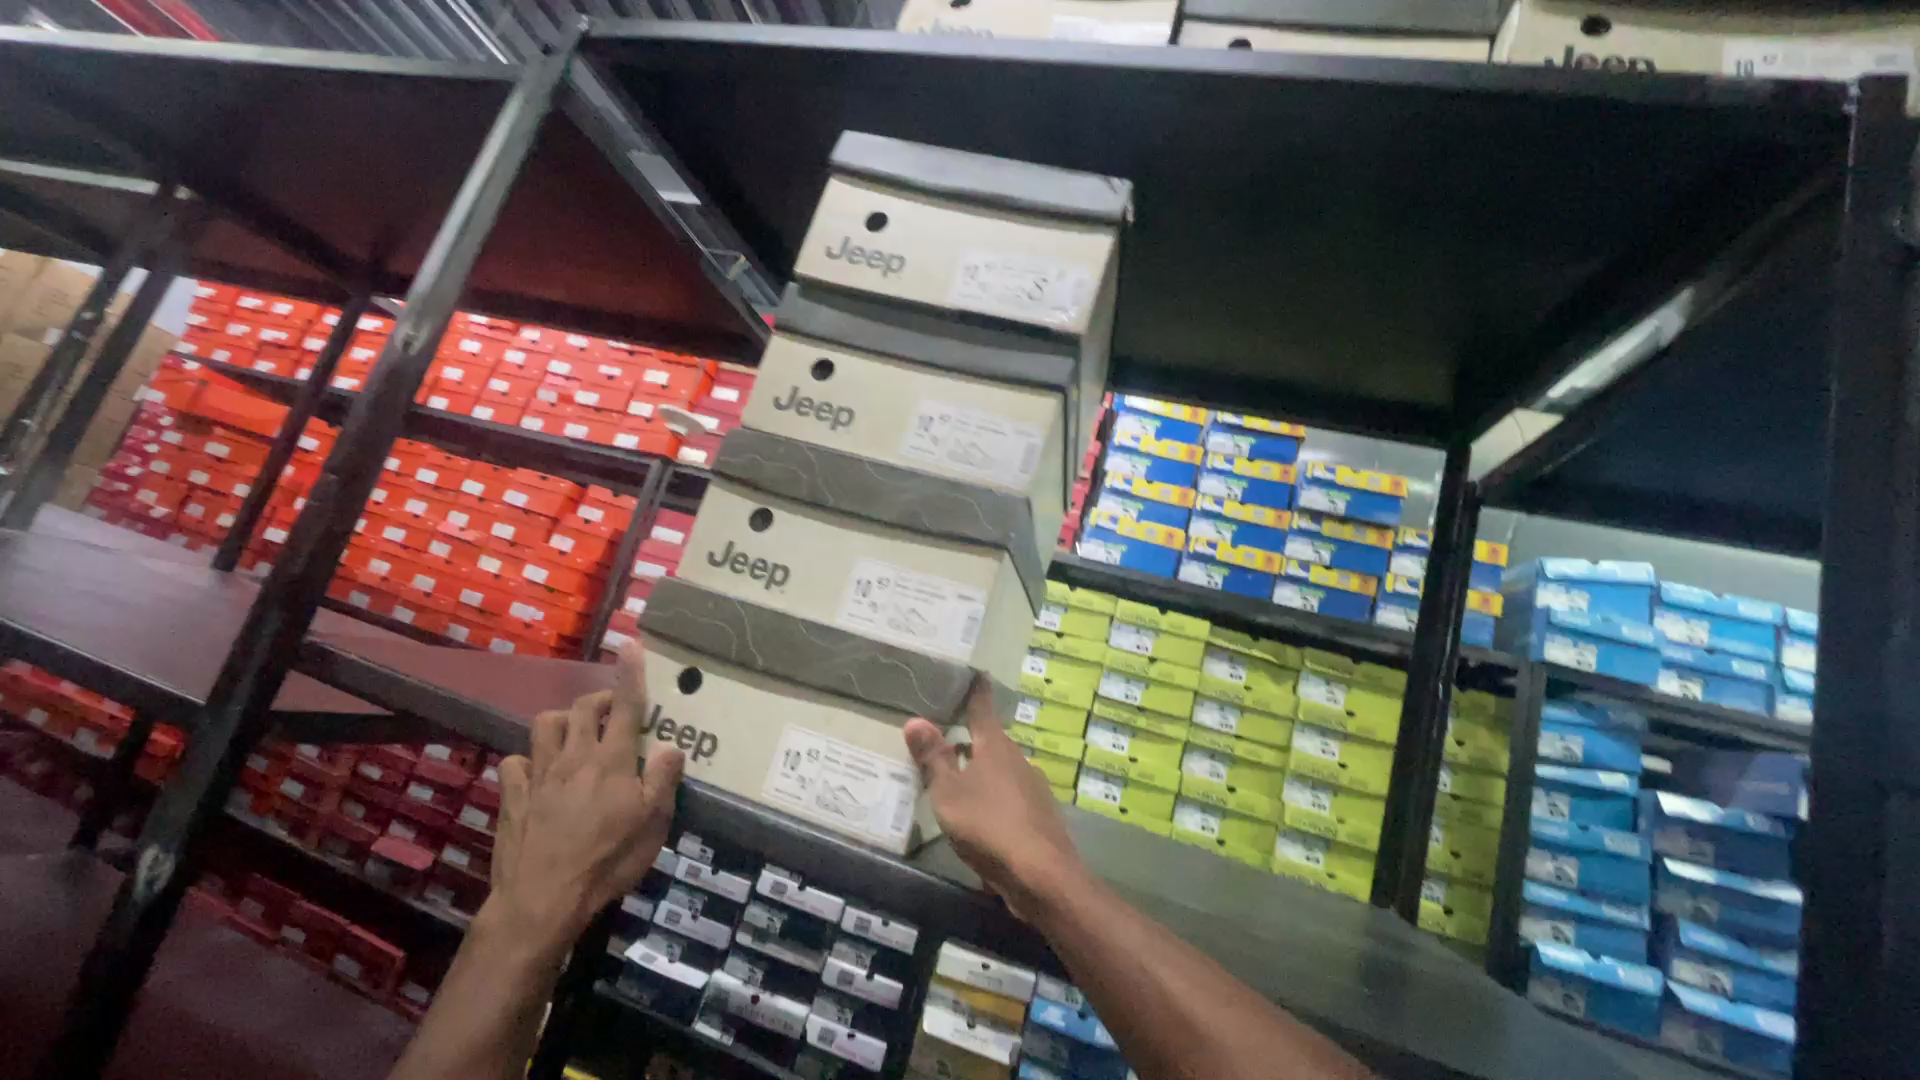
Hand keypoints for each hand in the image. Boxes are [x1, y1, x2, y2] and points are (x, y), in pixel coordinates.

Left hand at [484, 641, 683, 957]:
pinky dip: (528, 760)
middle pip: (584, 708)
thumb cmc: (608, 861)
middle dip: (601, 698)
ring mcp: (539, 775)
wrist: (543, 900)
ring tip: (576, 734)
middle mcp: (574, 757)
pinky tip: (538, 772)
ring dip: (564, 721)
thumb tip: (671, 747)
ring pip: (545, 725)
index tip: (631, 645)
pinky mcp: (512, 796)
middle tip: (615, 711)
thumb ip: (663, 780)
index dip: (631, 673)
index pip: (626, 706)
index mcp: (612, 761)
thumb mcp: (653, 825)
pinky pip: (515, 762)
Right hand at [904, 678, 1085, 912]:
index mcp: (995, 747)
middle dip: (974, 739)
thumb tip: (915, 720)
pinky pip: (1010, 797)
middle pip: (993, 742)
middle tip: (950, 736)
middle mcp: (1018, 760)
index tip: (978, 673)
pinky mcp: (1039, 817)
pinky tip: (982, 818)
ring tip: (959, 780)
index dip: (977, 691)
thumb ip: (933, 759)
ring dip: (983, 772)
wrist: (1041, 876)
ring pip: (1003, 771)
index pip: (983, 709)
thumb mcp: (949, 793)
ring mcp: (1033, 789)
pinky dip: (994, 799)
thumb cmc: (988, 826)